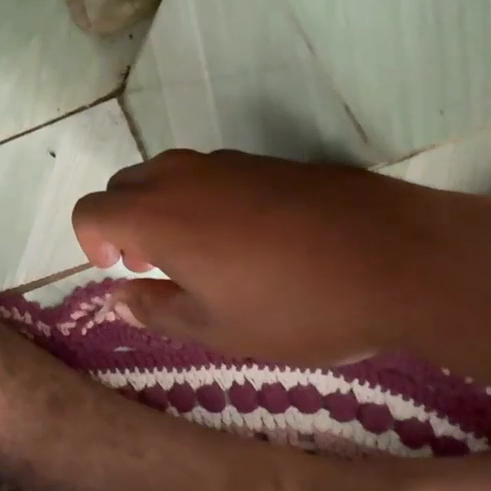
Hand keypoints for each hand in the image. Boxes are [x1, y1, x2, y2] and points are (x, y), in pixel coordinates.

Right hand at [71, 149, 480, 366]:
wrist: (401, 259)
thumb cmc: (296, 305)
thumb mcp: (219, 330)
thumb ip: (157, 312)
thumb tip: (118, 302)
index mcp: (153, 215)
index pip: (89, 211)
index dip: (91, 242)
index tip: (120, 270)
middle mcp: (176, 177)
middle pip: (122, 186)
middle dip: (124, 223)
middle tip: (159, 266)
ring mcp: (222, 163)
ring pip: (165, 176)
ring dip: (163, 208)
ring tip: (205, 253)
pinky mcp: (262, 161)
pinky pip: (209, 174)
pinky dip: (205, 199)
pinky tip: (251, 239)